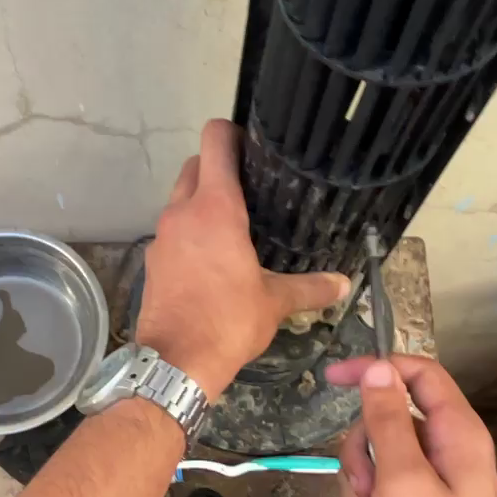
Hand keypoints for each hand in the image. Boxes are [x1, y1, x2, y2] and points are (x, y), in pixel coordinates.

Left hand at [137, 119, 349, 395]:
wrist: (175, 363)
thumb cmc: (227, 322)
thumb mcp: (274, 302)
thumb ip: (310, 287)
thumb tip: (344, 284)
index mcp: (214, 208)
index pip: (215, 141)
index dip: (233, 133)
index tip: (254, 145)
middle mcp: (182, 212)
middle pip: (194, 166)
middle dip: (217, 167)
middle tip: (251, 187)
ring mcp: (162, 236)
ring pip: (179, 198)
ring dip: (201, 200)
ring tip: (235, 222)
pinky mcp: (153, 261)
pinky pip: (173, 231)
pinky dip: (189, 231)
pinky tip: (212, 255)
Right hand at [327, 355, 496, 496]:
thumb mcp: (401, 480)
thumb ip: (387, 420)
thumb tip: (379, 369)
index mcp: (457, 435)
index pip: (418, 374)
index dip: (376, 369)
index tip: (332, 379)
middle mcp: (447, 453)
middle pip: (386, 423)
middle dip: (363, 456)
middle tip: (369, 490)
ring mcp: (430, 486)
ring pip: (373, 463)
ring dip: (363, 494)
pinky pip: (376, 496)